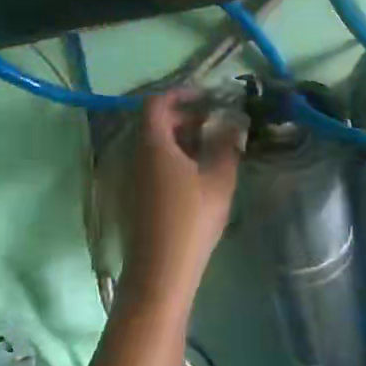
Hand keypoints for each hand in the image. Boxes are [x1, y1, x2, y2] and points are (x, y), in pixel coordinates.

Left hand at [119, 89, 244, 295]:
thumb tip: (232, 124)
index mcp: (153, 144)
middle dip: (185, 118)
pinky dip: (174, 160)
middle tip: (216, 124)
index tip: (208, 98)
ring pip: (155, 147)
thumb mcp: (218, 180)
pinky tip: (198, 178)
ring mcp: (133, 178)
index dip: (181, 94)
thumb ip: (226, 146)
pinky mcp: (136, 198)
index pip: (157, 103)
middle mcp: (136, 156)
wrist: (161, 271)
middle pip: (155, 124)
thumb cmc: (191, 220)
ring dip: (182, 141)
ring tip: (213, 151)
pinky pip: (153, 166)